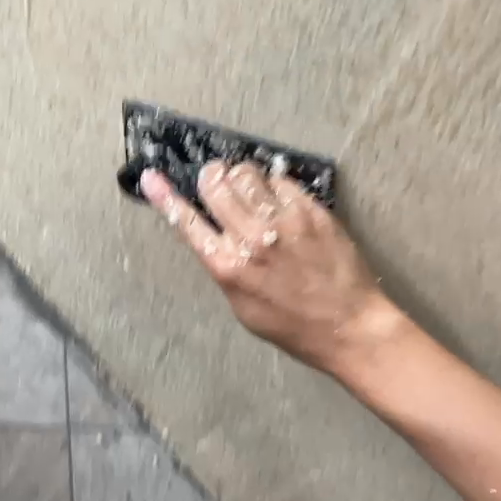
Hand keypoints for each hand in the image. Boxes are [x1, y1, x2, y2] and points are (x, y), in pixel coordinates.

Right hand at [141, 162, 400, 374]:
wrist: (350, 327)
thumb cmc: (292, 324)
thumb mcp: (241, 304)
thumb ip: (222, 264)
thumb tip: (209, 230)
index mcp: (227, 266)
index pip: (185, 220)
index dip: (163, 195)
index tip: (150, 177)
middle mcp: (251, 239)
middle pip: (214, 183)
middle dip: (212, 177)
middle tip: (217, 182)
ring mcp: (283, 222)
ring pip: (246, 173)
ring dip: (242, 177)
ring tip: (251, 192)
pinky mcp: (311, 211)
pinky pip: (280, 180)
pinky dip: (275, 186)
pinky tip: (282, 204)